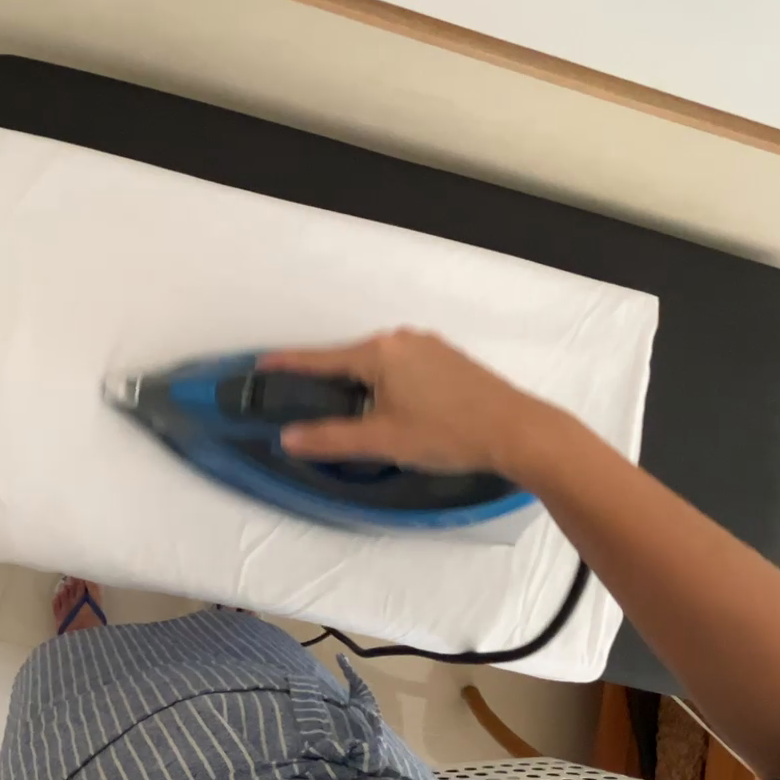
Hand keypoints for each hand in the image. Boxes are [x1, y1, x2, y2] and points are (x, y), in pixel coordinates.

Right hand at [261, 329, 563, 478]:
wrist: (518, 431)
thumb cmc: (446, 433)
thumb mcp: (383, 440)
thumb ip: (331, 438)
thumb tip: (288, 437)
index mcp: (379, 353)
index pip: (320, 358)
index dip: (287, 364)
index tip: (260, 364)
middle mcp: (400, 340)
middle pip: (347, 358)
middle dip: (324, 378)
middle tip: (303, 400)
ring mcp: (427, 346)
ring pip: (375, 363)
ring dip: (356, 382)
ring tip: (345, 409)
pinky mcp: (446, 358)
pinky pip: (398, 365)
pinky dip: (381, 381)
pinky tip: (387, 404)